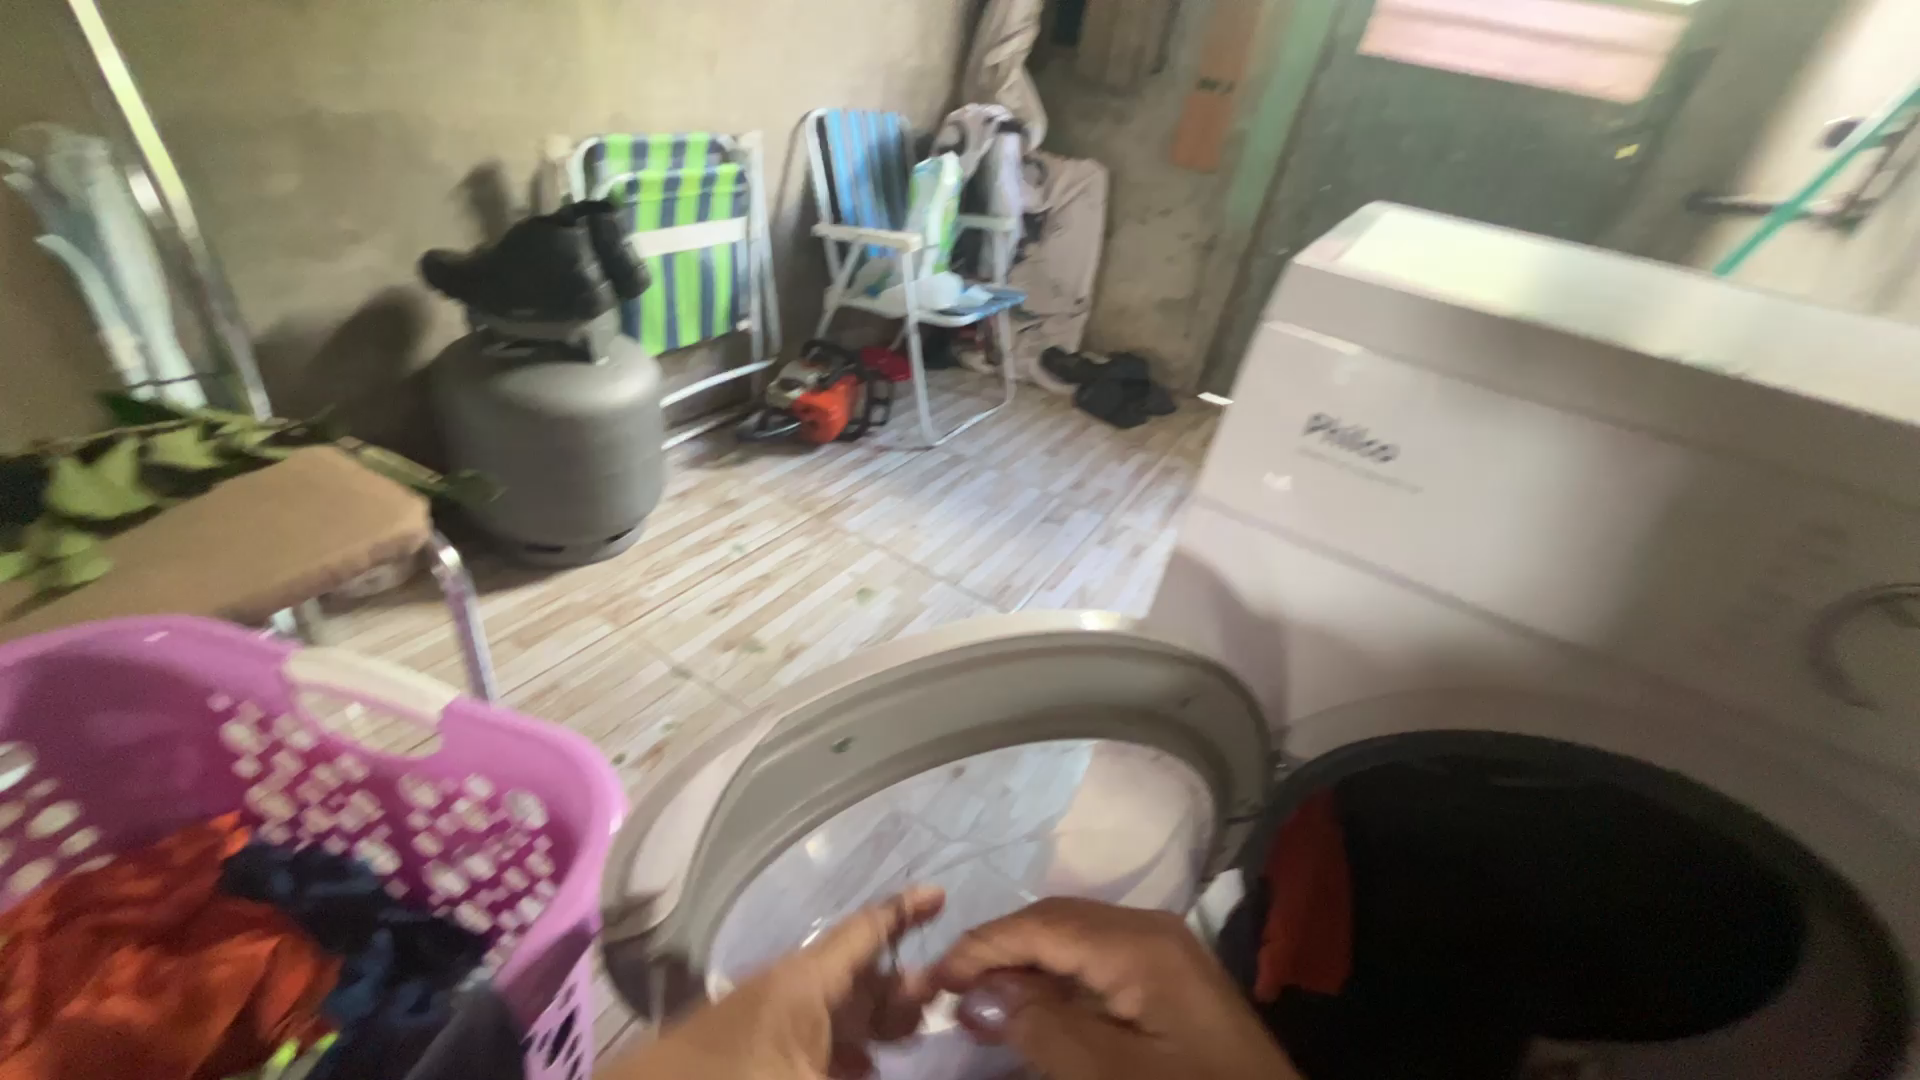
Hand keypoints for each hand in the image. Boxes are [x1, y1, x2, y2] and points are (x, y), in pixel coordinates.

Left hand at [598, 887, 944, 1079]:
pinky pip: (812, 1037)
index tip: (941, 896)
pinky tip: (866, 1071)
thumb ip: (864, 1070)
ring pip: (835, 1008)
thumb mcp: (811, 1079)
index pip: (865, 931)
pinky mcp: (750, 1050)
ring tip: (916, 1032)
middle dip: (901, 982)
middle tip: (946, 995)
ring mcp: (767, 1021)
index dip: (905, 912)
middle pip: (857, 974)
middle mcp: (789, 990)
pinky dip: (844, 1050)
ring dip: (875, 1020)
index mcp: (804, 984)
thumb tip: (886, 1066)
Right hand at [933, 897, 1301, 1079]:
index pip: (1043, 925)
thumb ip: (1042, 1029)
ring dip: (1027, 966)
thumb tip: (978, 993)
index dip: (984, 946)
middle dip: (1002, 950)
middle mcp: (1151, 930)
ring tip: (981, 998)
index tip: (934, 976)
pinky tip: (1036, 1008)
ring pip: (1076, 941)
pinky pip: (1100, 965)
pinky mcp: (1171, 983)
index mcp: (1140, 942)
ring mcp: (1165, 954)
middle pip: (1058, 923)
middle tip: (950, 988)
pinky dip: (1060, 983)